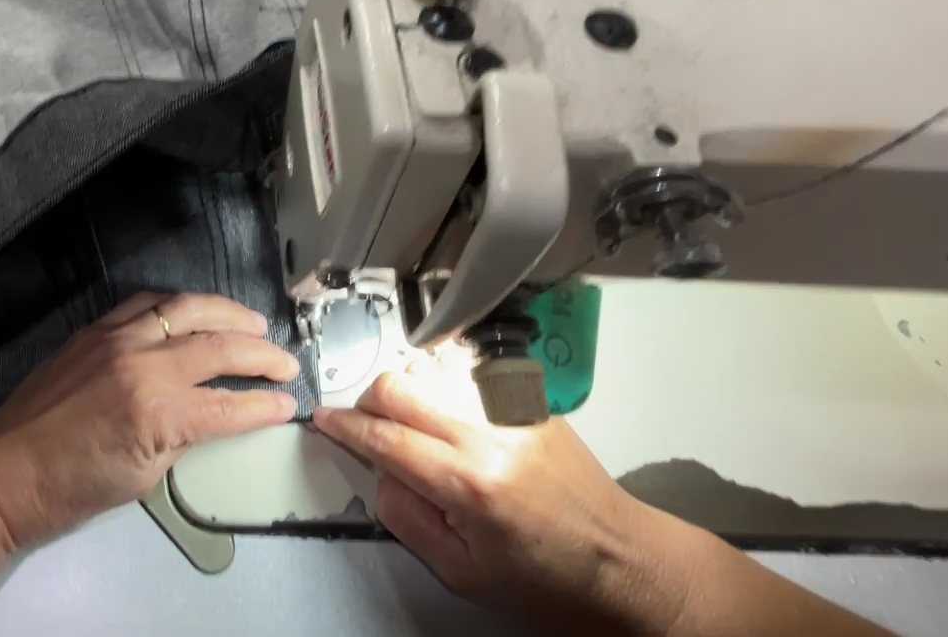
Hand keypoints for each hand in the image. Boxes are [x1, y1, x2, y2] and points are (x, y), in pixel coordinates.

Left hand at [0, 291, 299, 548]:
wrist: (6, 470)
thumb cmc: (71, 488)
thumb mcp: (143, 476)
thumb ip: (183, 436)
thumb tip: (211, 413)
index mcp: (155, 410)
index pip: (227, 403)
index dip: (263, 405)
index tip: (288, 403)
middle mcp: (139, 362)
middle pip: (216, 345)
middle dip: (259, 352)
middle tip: (285, 361)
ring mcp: (115, 338)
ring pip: (184, 308)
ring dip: (225, 312)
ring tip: (254, 323)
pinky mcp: (94, 329)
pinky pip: (145, 303)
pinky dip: (177, 304)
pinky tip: (194, 310)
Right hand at [315, 371, 683, 633]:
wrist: (625, 560)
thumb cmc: (542, 579)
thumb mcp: (461, 574)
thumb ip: (405, 516)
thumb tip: (377, 467)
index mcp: (470, 485)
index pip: (385, 438)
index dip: (344, 425)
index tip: (322, 418)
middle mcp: (488, 434)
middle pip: (399, 385)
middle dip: (368, 400)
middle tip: (367, 425)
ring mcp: (511, 408)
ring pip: (427, 369)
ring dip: (404, 390)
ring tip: (410, 423)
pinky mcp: (527, 399)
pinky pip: (463, 373)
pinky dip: (439, 386)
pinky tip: (446, 416)